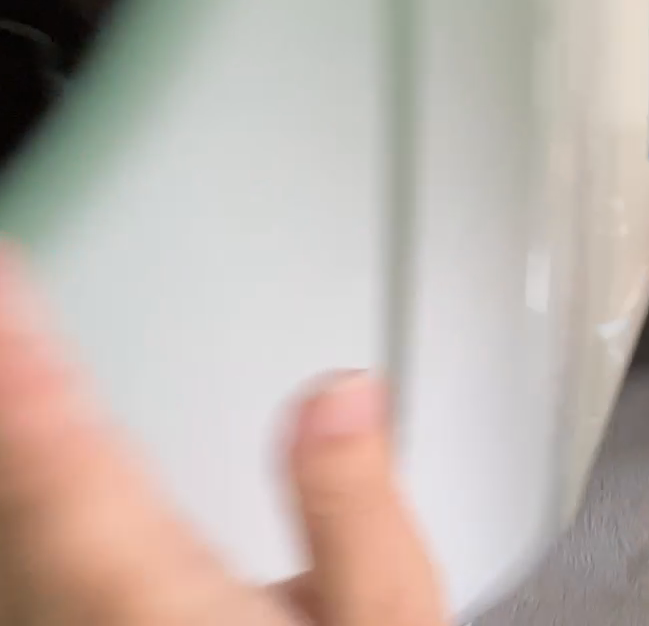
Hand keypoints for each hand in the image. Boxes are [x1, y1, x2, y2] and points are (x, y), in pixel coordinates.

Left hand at [0, 247, 446, 623]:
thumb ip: (357, 499)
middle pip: (0, 497)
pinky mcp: (70, 625)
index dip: (27, 370)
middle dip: (0, 390)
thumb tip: (339, 390)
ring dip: (7, 427)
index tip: (7, 279)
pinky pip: (15, 549)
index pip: (67, 469)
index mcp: (155, 600)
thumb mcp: (387, 607)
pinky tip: (34, 443)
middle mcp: (69, 619)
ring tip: (13, 336)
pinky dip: (23, 476)